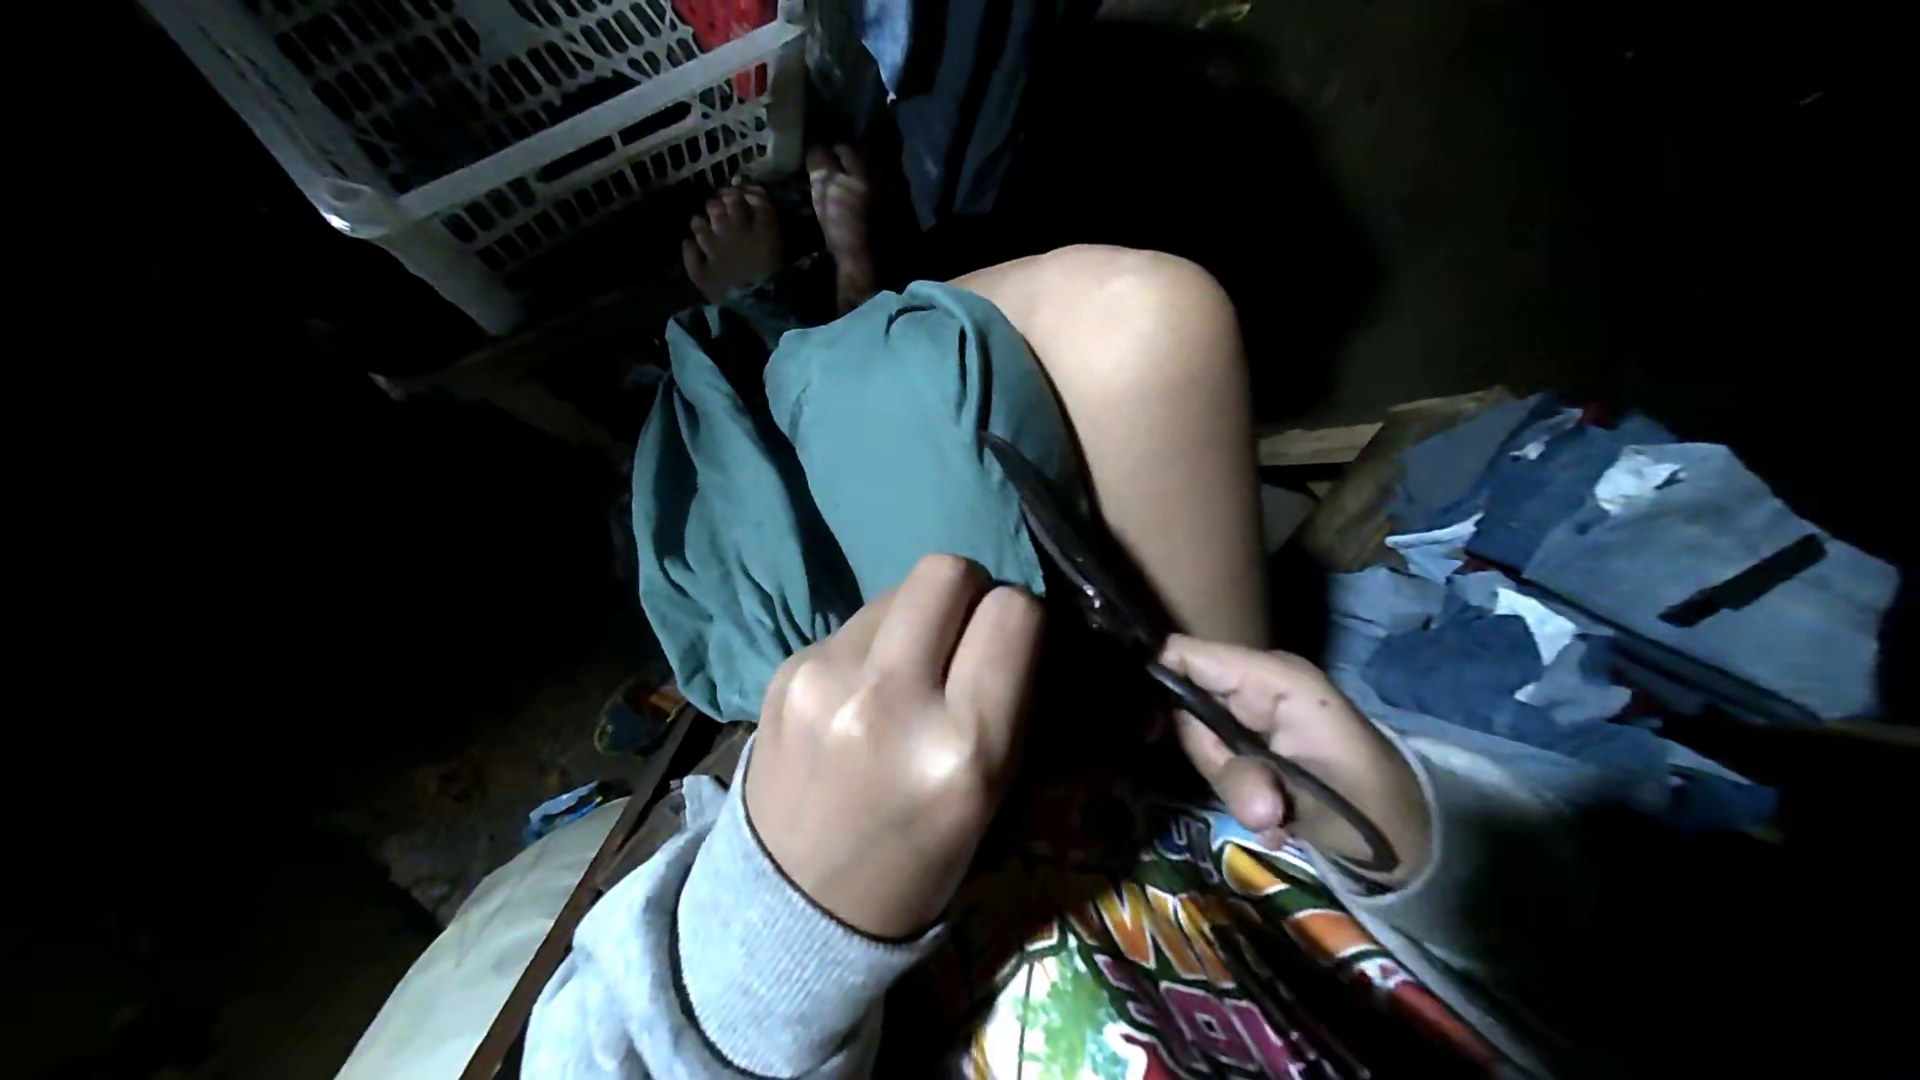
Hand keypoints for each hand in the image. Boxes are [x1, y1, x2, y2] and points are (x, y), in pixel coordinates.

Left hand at [745, 554, 1043, 937]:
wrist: (791, 904)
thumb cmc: (916, 857)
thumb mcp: (992, 791)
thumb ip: (1008, 696)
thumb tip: (1012, 620)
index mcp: (962, 747)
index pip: (1013, 613)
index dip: (1021, 617)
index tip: (1010, 642)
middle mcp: (890, 700)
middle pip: (947, 570)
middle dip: (970, 589)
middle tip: (964, 630)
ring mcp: (825, 677)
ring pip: (897, 588)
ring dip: (917, 617)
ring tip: (905, 669)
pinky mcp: (785, 667)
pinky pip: (854, 621)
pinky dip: (873, 641)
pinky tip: (859, 689)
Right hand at [1160, 636, 1430, 882]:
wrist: (1404, 833)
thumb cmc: (1370, 804)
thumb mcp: (1320, 799)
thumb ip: (1264, 787)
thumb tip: (1250, 809)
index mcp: (1271, 678)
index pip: (1186, 653)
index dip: (1155, 677)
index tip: (1146, 730)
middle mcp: (1255, 683)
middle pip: (1186, 702)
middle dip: (1208, 756)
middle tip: (1253, 800)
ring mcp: (1252, 708)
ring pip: (1199, 735)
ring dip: (1226, 779)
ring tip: (1272, 814)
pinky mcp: (1251, 733)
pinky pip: (1216, 751)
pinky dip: (1234, 786)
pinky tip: (1271, 816)